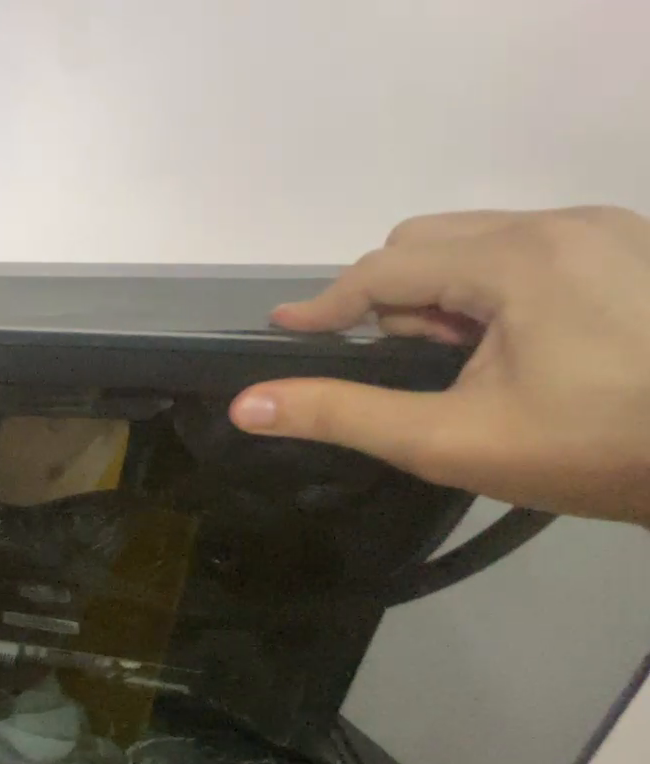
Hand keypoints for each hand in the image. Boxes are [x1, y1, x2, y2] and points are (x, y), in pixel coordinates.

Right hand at [229, 205, 649, 525]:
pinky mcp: (637, 251)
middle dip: (389, 297)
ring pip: (474, 243)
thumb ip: (339, 414)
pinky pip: (527, 250)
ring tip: (461, 357)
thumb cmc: (595, 446)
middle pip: (424, 241)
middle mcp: (565, 226)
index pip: (382, 268)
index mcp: (518, 260)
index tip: (283, 332)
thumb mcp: (447, 439)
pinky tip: (513, 343)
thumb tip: (245, 405)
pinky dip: (488, 289)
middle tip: (404, 360)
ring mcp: (612, 233)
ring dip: (438, 294)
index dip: (322, 305)